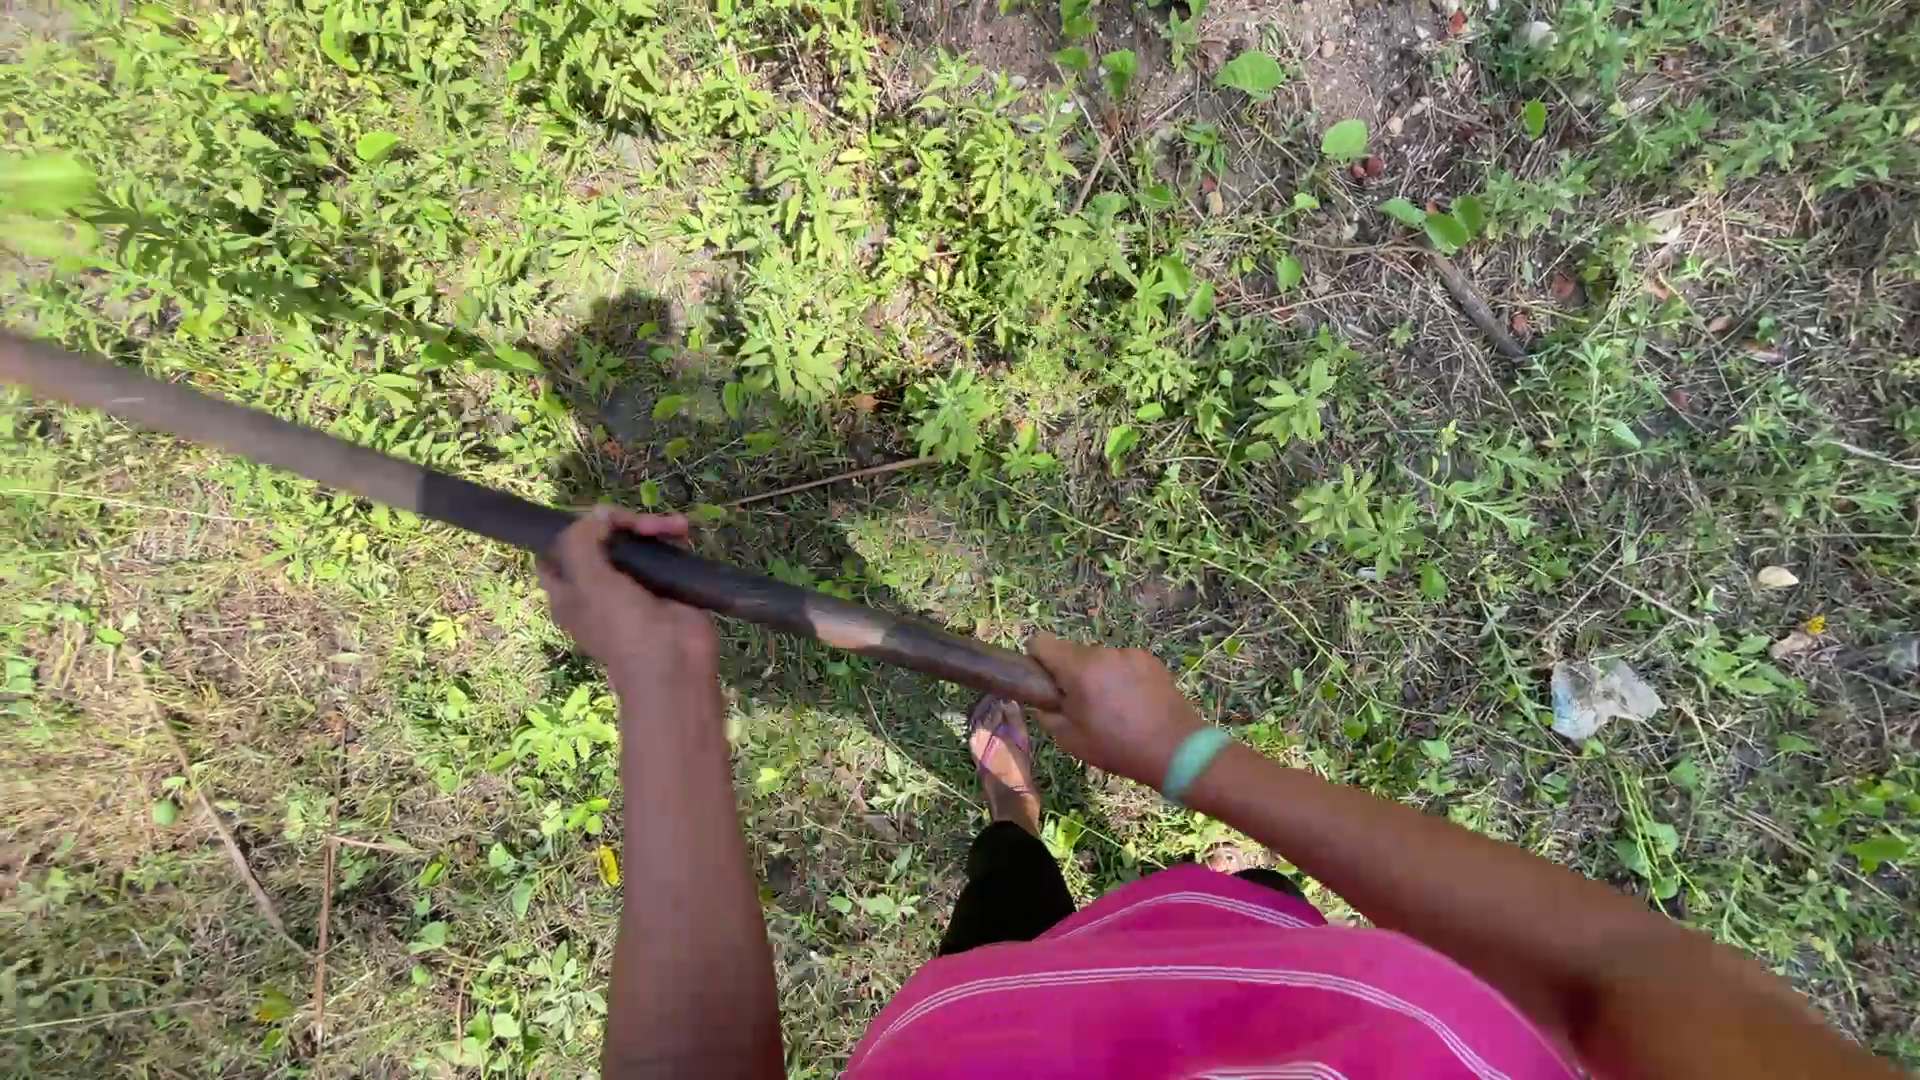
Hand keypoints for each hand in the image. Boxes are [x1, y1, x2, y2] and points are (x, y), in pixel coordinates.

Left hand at [538, 506, 718, 692]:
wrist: (674, 659)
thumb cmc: (622, 626)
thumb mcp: (588, 582)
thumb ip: (581, 541)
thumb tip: (600, 514)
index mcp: (571, 592)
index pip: (558, 552)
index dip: (571, 531)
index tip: (592, 519)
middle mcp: (601, 586)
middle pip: (602, 540)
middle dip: (619, 524)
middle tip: (639, 524)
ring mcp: (636, 584)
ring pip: (636, 542)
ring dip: (651, 526)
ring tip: (672, 526)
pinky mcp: (668, 583)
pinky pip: (666, 550)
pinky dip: (672, 536)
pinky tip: (682, 529)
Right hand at [1025, 632, 1205, 789]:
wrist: (1176, 751)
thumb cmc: (1117, 747)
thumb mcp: (1069, 740)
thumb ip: (1047, 713)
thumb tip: (1045, 700)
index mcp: (1079, 669)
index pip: (1041, 643)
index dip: (1036, 660)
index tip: (1045, 682)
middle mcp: (1103, 653)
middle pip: (1073, 653)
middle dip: (1070, 674)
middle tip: (1082, 705)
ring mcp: (1129, 654)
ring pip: (1099, 659)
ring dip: (1097, 675)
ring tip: (1113, 707)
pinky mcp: (1150, 660)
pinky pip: (1122, 663)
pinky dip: (1120, 677)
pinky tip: (1133, 703)